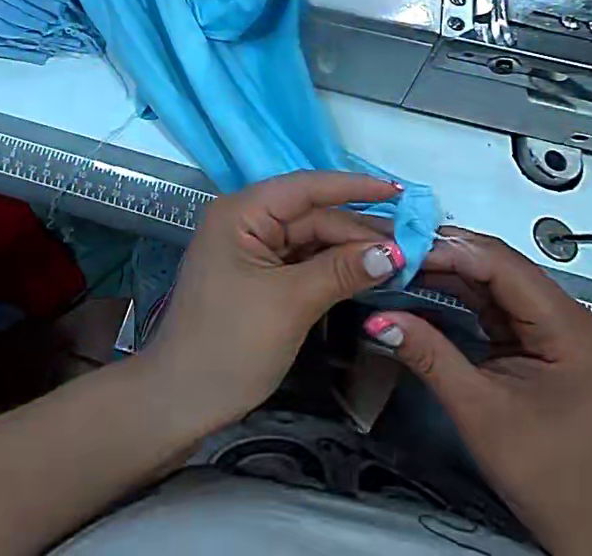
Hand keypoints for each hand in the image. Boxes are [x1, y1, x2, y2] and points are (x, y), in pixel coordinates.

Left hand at [137, 171, 405, 433]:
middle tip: (412, 241)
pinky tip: (368, 272)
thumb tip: (393, 251)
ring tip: (400, 256)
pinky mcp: (260, 276)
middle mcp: (247, 221)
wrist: (179, 403)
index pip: (307, 188)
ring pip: (312, 239)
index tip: (399, 191)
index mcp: (242, 212)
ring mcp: (253, 250)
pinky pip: (304, 261)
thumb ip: (342, 270)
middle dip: (360, 229)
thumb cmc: (229, 345)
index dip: (355, 188)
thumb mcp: (290, 303)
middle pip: (313, 215)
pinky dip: (335, 268)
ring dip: (352, 249)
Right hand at [367, 228, 591, 555]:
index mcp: (567, 326)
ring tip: (404, 263)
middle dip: (447, 255)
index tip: (403, 250)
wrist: (581, 520)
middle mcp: (567, 312)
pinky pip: (495, 299)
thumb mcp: (478, 411)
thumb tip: (379, 318)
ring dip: (451, 270)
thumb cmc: (541, 471)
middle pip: (501, 265)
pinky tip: (428, 283)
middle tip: (397, 252)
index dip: (451, 252)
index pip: (503, 266)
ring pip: (496, 277)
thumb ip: (430, 356)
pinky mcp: (538, 333)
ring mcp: (554, 321)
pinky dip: (461, 291)